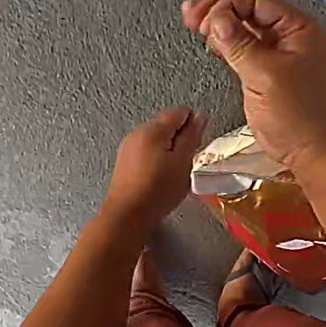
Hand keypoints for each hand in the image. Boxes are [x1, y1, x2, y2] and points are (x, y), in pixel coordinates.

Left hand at [103, 106, 209, 228]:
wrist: (128, 215)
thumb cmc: (158, 190)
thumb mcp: (183, 162)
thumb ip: (192, 136)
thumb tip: (200, 116)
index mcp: (153, 129)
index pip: (180, 111)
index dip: (194, 125)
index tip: (197, 146)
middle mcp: (138, 133)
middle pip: (167, 125)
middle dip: (181, 139)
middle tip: (186, 163)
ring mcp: (129, 147)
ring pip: (157, 140)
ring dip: (169, 151)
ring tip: (173, 174)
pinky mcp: (125, 162)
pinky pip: (147, 153)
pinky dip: (157, 161)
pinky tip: (159, 179)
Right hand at [182, 0, 325, 172]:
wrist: (316, 153)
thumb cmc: (303, 117)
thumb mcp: (266, 75)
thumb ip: (239, 45)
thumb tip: (217, 19)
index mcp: (298, 29)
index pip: (256, 1)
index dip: (227, 7)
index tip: (206, 22)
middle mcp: (290, 39)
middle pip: (249, 11)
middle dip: (218, 11)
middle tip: (191, 15)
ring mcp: (279, 57)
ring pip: (245, 31)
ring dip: (220, 26)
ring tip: (195, 25)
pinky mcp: (268, 76)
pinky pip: (245, 51)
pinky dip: (226, 45)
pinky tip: (213, 44)